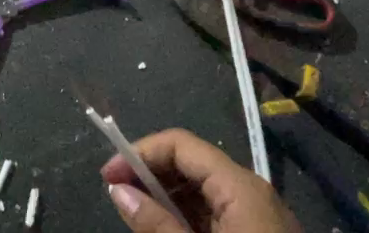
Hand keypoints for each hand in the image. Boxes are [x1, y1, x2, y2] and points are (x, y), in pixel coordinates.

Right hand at [102, 128, 301, 232]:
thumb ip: (156, 225)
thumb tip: (116, 189)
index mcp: (240, 186)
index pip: (180, 144)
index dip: (140, 153)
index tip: (109, 177)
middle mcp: (251, 191)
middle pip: (190, 164)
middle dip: (151, 175)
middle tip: (119, 196)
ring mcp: (259, 217)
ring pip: (202, 190)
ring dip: (166, 198)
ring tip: (140, 219)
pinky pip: (216, 214)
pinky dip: (187, 217)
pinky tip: (168, 231)